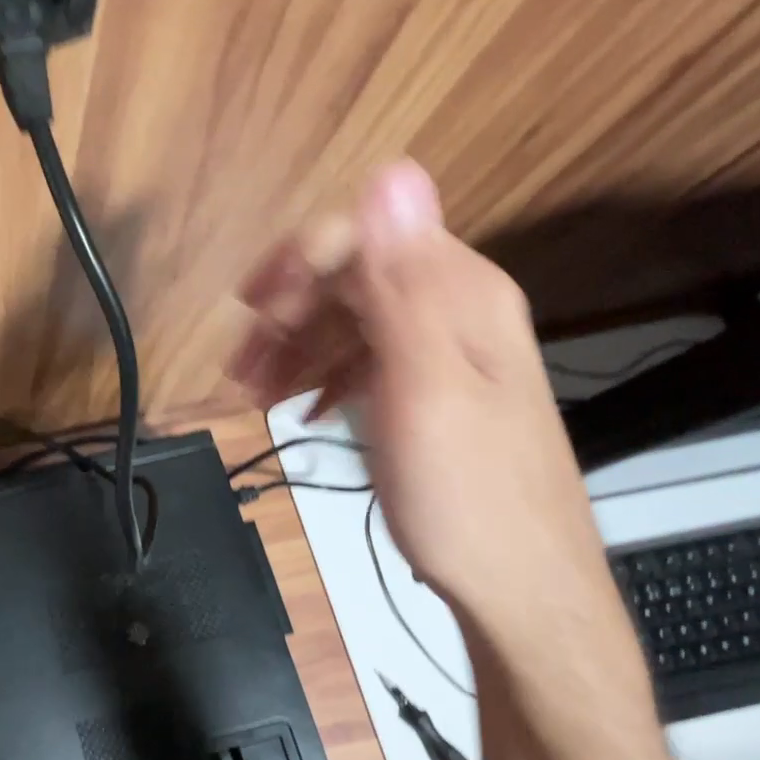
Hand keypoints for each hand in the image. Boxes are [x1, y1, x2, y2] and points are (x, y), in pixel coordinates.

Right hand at [228, 161, 616, 634]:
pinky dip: (321, 376)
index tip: (248, 313)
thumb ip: (404, 285)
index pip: (363, 236)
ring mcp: (444, 353)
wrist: (518, 587)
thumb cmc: (466, 497)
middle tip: (241, 366)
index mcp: (458, 296)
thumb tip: (389, 173)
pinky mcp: (430, 392)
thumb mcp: (427, 389)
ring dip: (294, 347)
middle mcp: (455, 310)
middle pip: (351, 276)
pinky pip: (363, 360)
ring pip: (350, 319)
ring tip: (253, 392)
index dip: (298, 263)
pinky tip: (301, 408)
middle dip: (286, 312)